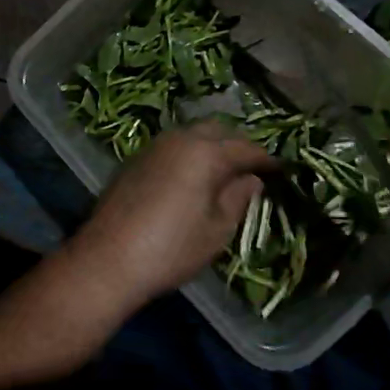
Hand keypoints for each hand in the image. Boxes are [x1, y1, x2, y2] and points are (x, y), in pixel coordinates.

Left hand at [66, 121, 274, 306]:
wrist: (108, 258)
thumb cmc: (171, 248)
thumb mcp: (217, 228)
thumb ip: (238, 197)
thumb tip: (250, 178)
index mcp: (204, 152)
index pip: (244, 147)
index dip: (265, 158)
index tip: (281, 169)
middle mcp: (177, 139)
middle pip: (215, 130)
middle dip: (236, 144)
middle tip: (251, 167)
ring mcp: (151, 148)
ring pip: (189, 135)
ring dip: (209, 146)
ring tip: (223, 171)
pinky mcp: (133, 161)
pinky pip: (169, 147)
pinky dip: (186, 154)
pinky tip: (191, 176)